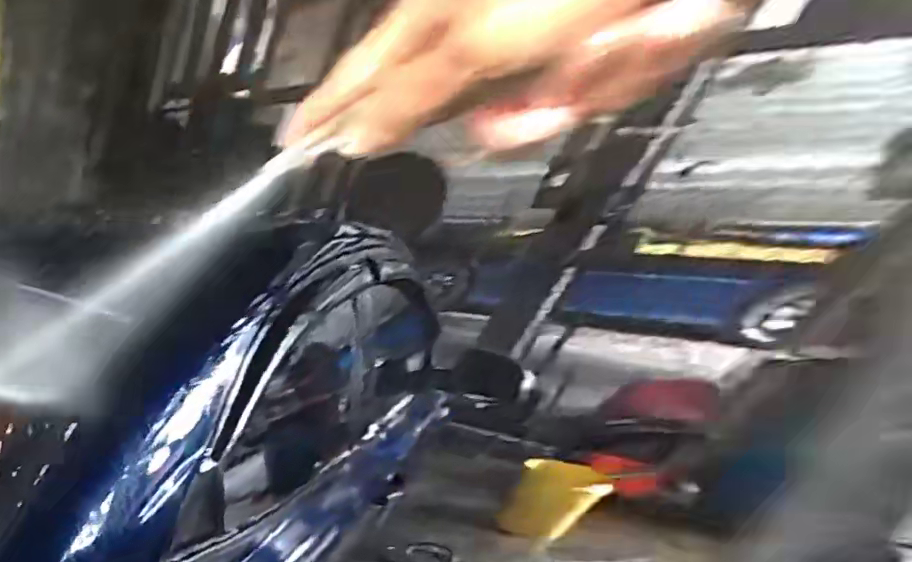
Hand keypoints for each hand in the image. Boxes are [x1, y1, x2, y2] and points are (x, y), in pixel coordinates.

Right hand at [285, 0, 747, 156]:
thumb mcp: (478, 38)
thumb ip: (401, 100)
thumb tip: (343, 142)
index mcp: (434, 24)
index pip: (354, 84)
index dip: (320, 121)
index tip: (286, 150)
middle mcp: (484, 29)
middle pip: (455, 120)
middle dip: (509, 122)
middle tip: (540, 105)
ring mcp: (548, 28)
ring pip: (536, 112)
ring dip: (590, 89)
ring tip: (633, 34)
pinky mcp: (611, 25)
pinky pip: (603, 85)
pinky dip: (642, 62)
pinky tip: (667, 19)